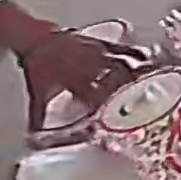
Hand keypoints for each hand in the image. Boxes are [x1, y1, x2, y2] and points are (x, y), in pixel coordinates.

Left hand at [12, 29, 136, 130]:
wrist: (38, 43)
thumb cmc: (39, 68)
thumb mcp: (37, 95)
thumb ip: (38, 117)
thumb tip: (34, 136)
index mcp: (75, 82)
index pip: (96, 98)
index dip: (106, 106)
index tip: (115, 114)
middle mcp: (90, 68)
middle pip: (115, 80)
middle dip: (127, 89)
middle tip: (137, 97)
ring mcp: (98, 55)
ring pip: (123, 65)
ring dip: (134, 73)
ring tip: (146, 80)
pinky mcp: (103, 45)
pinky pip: (124, 49)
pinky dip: (136, 54)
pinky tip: (145, 59)